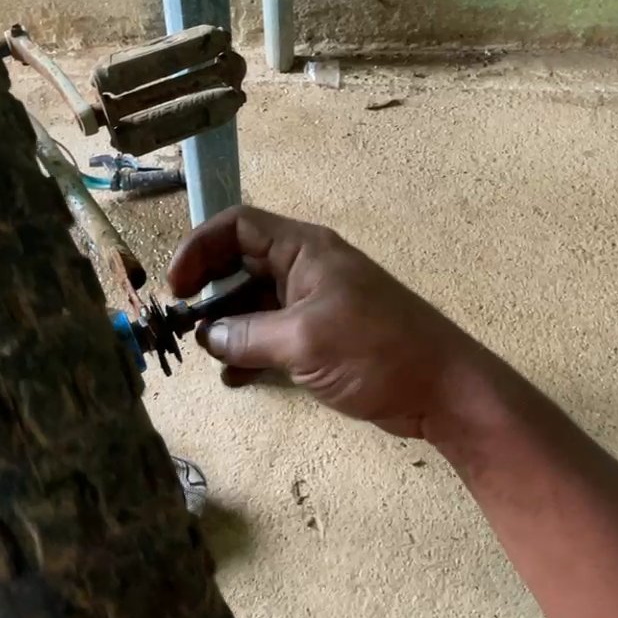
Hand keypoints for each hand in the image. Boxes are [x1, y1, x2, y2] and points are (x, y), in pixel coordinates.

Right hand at [168, 205, 496, 439]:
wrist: (442, 390)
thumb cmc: (376, 350)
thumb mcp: (303, 340)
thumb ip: (247, 335)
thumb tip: (207, 336)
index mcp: (304, 249)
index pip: (238, 226)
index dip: (200, 247)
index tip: (176, 286)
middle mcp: (305, 269)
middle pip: (241, 264)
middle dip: (208, 291)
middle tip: (182, 324)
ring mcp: (313, 304)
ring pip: (253, 302)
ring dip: (226, 325)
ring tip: (207, 354)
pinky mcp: (321, 337)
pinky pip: (271, 334)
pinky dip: (249, 351)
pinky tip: (234, 377)